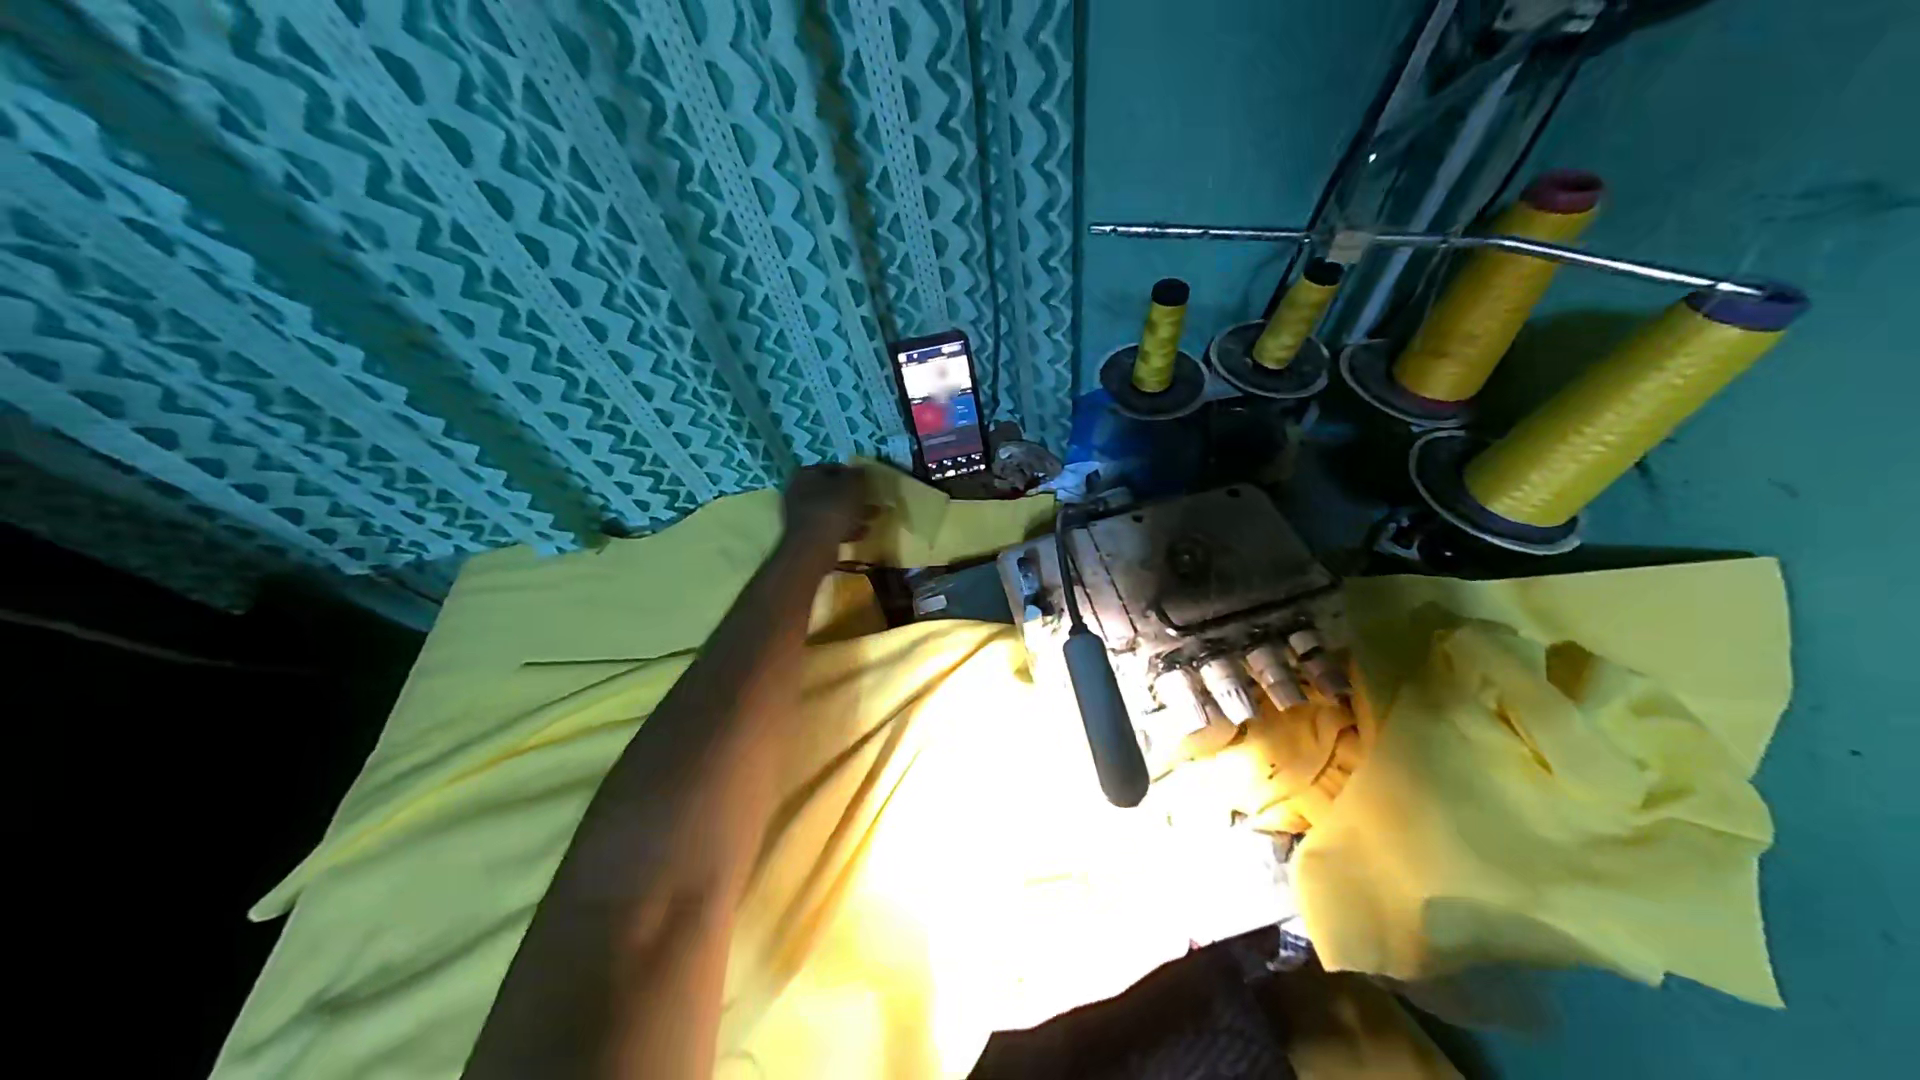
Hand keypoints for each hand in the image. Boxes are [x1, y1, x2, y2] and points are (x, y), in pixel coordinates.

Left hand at [780, 464, 872, 547]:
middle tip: (870, 500)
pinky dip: (846, 528)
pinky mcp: (807, 535)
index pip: (830, 468)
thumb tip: (858, 470)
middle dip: (853, 496)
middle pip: (831, 491)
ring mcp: (801, 515)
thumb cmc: (832, 509)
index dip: (849, 473)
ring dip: (853, 513)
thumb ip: (856, 475)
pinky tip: (863, 533)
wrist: (814, 547)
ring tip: (873, 517)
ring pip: (832, 510)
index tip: (864, 481)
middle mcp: (798, 492)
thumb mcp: (850, 486)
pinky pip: (830, 527)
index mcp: (805, 475)